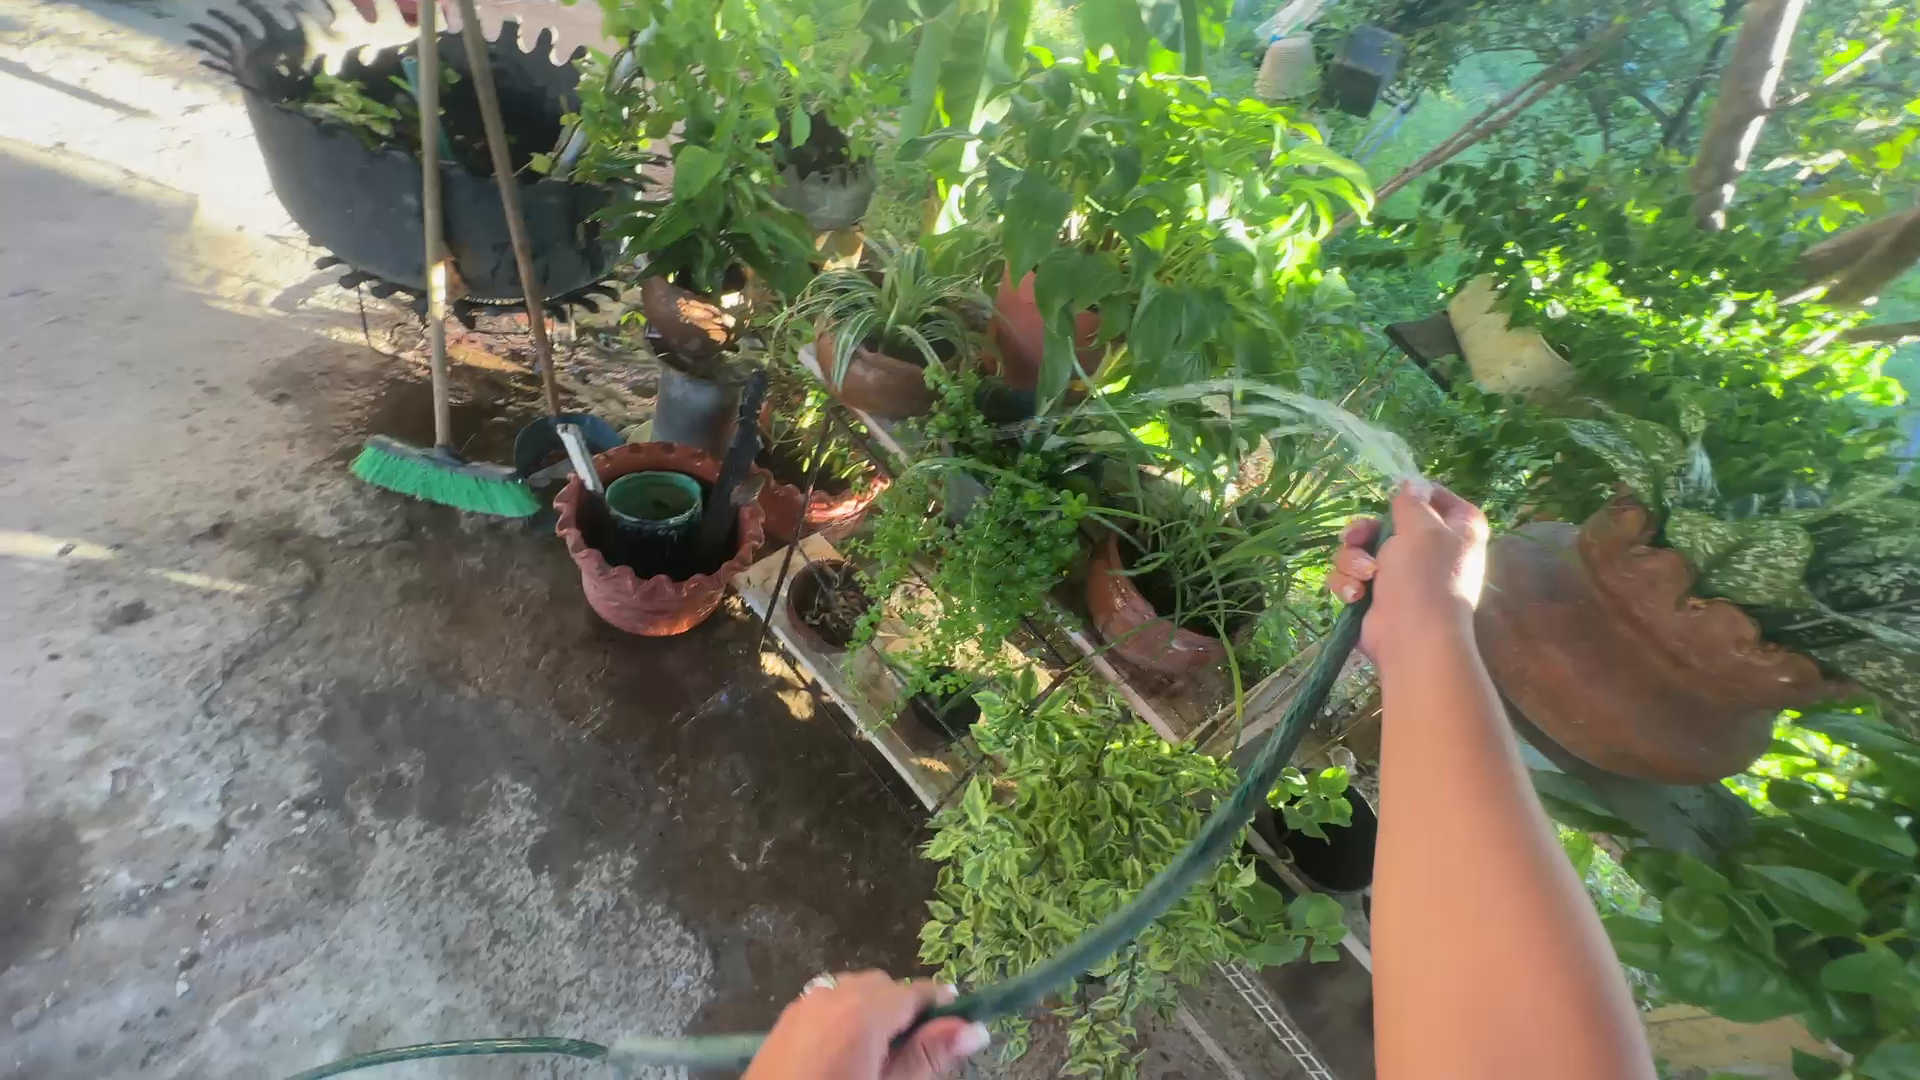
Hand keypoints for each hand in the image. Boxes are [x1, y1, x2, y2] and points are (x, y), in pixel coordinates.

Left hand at [742, 971, 990, 1079]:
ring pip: (857, 988)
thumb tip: (976, 1028)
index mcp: (864, 1011)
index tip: (958, 1026)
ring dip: (874, 1010)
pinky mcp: (789, 1016)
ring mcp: (808, 1001)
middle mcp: (836, 992)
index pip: (916, 992)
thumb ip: (928, 1056)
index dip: (940, 1006)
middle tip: (911, 1056)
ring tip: (877, 1057)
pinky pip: (830, 998)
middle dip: (903, 1011)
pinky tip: (843, 1054)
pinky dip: (846, 1013)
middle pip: (886, 986)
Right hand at [1325, 481, 1488, 669]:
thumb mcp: (1421, 528)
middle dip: (1363, 533)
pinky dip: (1348, 584)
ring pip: (1358, 549)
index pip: (1433, 497)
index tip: (1388, 499)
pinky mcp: (1373, 593)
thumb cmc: (1424, 577)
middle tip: (1355, 539)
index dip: (1409, 495)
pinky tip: (1356, 596)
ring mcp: (1399, 572)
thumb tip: (1410, 483)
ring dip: (1353, 561)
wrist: (1411, 636)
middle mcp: (1429, 547)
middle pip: (1383, 522)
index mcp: (1455, 528)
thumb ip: (1411, 503)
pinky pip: (1348, 575)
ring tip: (1364, 578)